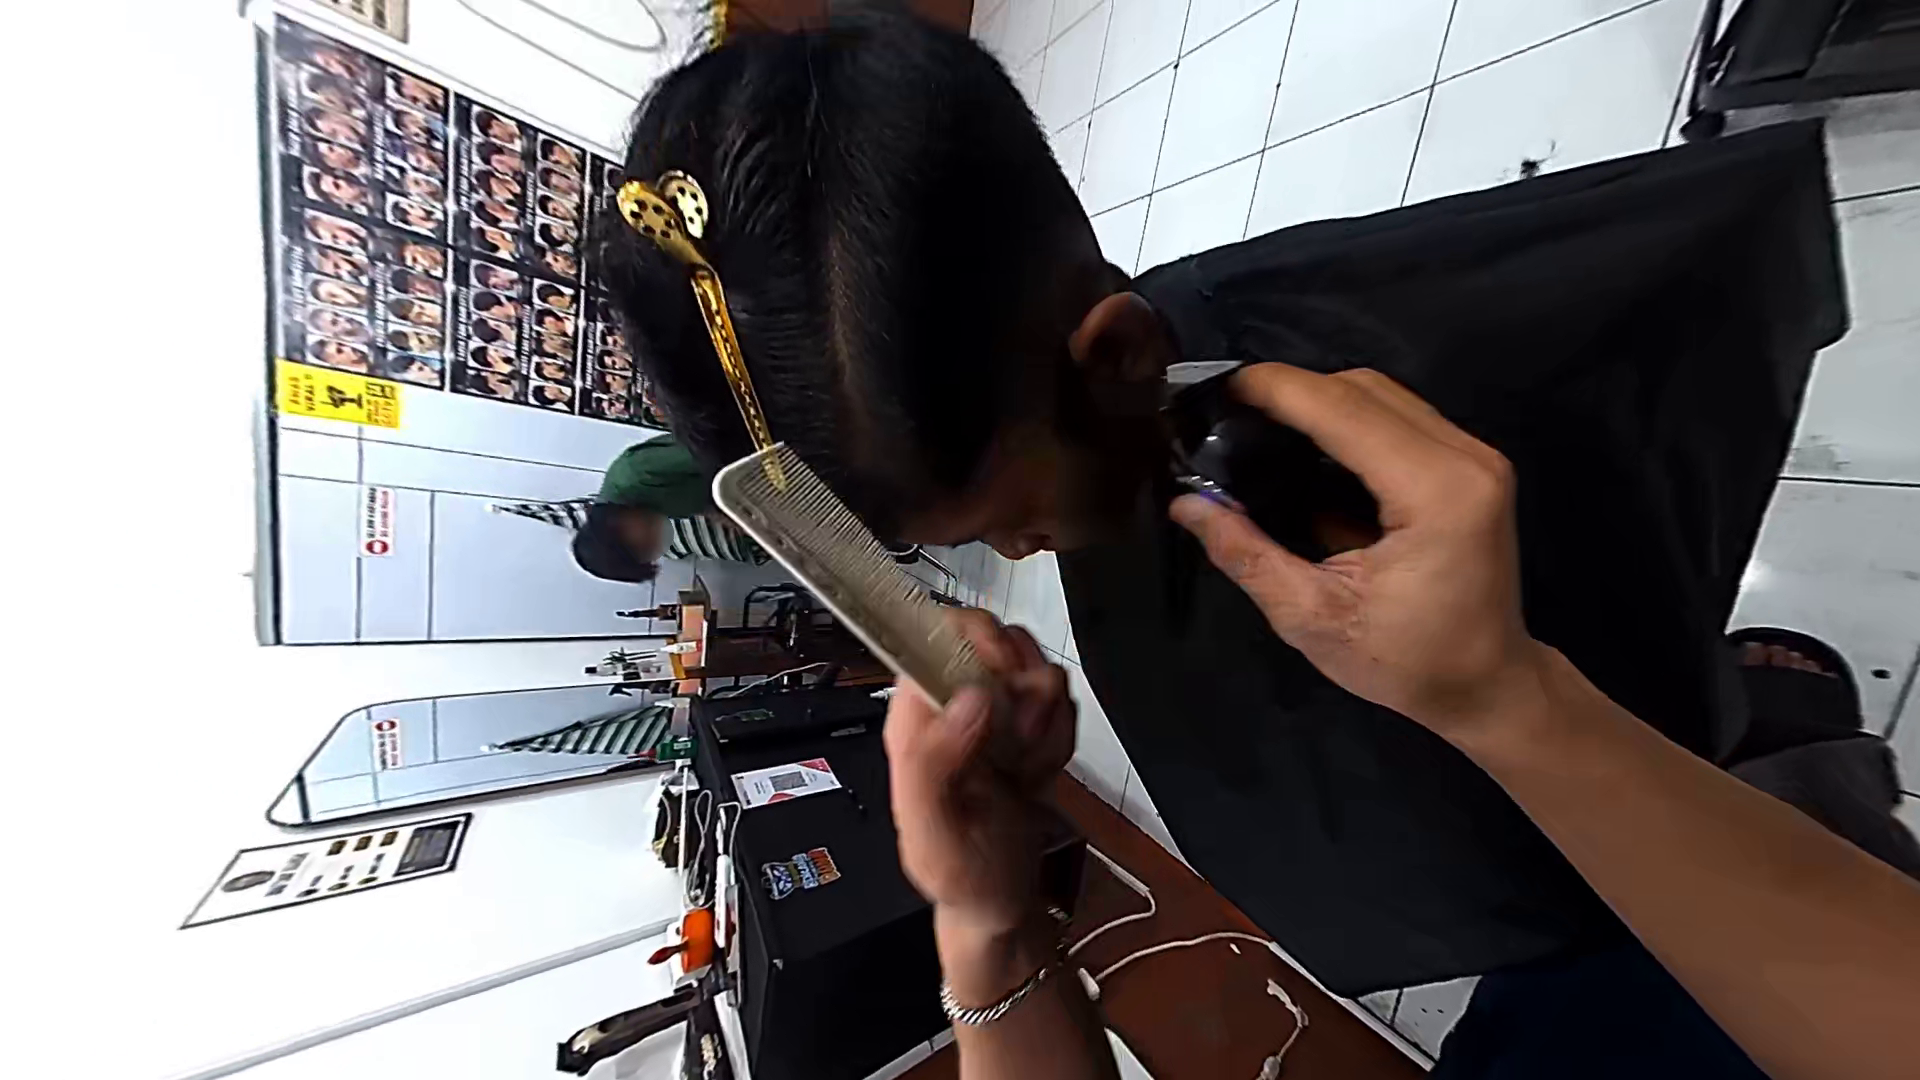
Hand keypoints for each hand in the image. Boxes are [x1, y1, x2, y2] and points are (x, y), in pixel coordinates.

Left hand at [882, 610, 1074, 937]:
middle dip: (1022, 689)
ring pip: (1034, 665)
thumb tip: (969, 696)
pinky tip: (1035, 770)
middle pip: (995, 638)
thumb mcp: (932, 834)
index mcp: (914, 713)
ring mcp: (993, 703)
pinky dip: (1059, 735)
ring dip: (1044, 719)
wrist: (1001, 894)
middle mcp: (950, 698)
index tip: (1005, 676)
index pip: (936, 632)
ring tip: (1023, 765)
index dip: (975, 639)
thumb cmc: (959, 871)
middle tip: (1018, 741)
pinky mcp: (1027, 715)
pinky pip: (1060, 699)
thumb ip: (932, 765)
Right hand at [1170, 364, 1544, 742]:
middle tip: (1225, 409)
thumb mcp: (1307, 615)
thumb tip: (1186, 504)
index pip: (1343, 410)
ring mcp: (1470, 457)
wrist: (1485, 684)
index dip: (1276, 389)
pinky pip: (1391, 415)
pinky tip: (1297, 439)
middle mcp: (1463, 458)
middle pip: (1362, 388)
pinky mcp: (1463, 466)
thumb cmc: (1402, 660)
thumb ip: (1244, 553)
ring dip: (1312, 397)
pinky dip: (1337, 416)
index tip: (1218, 386)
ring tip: (1252, 419)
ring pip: (1378, 394)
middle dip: (1288, 387)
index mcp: (1433, 492)